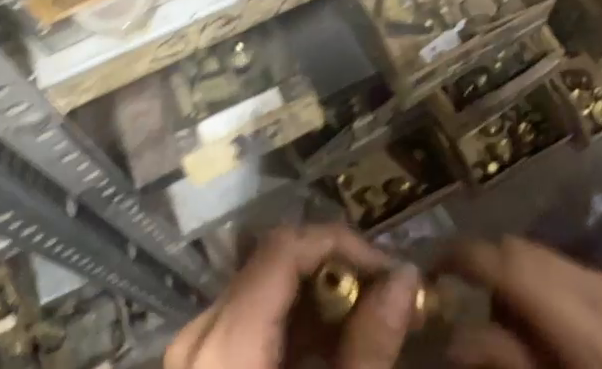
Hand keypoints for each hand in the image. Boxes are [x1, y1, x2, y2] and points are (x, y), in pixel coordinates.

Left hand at [166, 225, 422, 368]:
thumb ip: (370, 346)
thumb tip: (407, 277)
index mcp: (225, 340)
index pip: (283, 247)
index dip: (343, 244)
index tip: (393, 270)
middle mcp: (198, 331)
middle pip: (273, 265)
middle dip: (337, 273)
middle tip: (390, 302)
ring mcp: (193, 349)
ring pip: (263, 293)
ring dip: (319, 301)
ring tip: (367, 329)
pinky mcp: (200, 366)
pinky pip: (248, 323)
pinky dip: (293, 327)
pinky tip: (329, 351)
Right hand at [442, 237, 601, 368]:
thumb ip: (508, 363)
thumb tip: (454, 337)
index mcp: (594, 326)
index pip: (511, 263)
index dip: (462, 257)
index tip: (429, 268)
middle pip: (526, 251)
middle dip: (485, 266)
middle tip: (460, 299)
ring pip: (548, 259)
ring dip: (516, 279)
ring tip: (505, 324)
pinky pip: (575, 276)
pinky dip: (547, 290)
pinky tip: (546, 330)